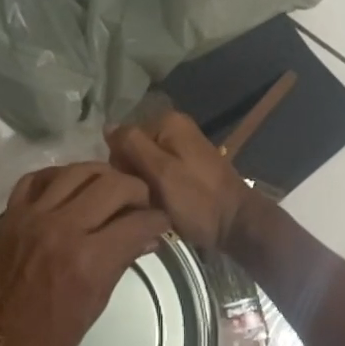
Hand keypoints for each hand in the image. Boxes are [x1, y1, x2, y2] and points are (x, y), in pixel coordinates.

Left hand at [0, 163, 170, 345]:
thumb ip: (120, 263)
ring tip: (110, 189)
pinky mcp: (11, 214)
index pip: (137, 222)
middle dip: (136, 190)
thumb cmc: (48, 342)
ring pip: (78, 171)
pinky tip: (71, 188)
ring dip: (102, 176)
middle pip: (112, 184)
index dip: (158, 219)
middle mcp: (62, 228)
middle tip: (141, 203)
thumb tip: (147, 238)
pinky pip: (38, 178)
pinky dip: (59, 177)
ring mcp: (33, 216)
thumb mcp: (94, 305)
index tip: (162, 221)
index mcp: (87, 260)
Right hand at [107, 111, 251, 251]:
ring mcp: (184, 146)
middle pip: (134, 149)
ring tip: (155, 205)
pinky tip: (165, 205)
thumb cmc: (198, 200)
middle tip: (146, 199)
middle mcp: (175, 127)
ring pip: (146, 164)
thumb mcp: (160, 172)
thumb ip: (132, 146)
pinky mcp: (188, 165)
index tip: (133, 189)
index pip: (123, 138)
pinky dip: (159, 188)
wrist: (238, 225)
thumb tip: (106, 126)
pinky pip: (161, 172)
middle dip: (134, 175)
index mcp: (168, 121)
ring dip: (146, 185)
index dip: (121, 165)